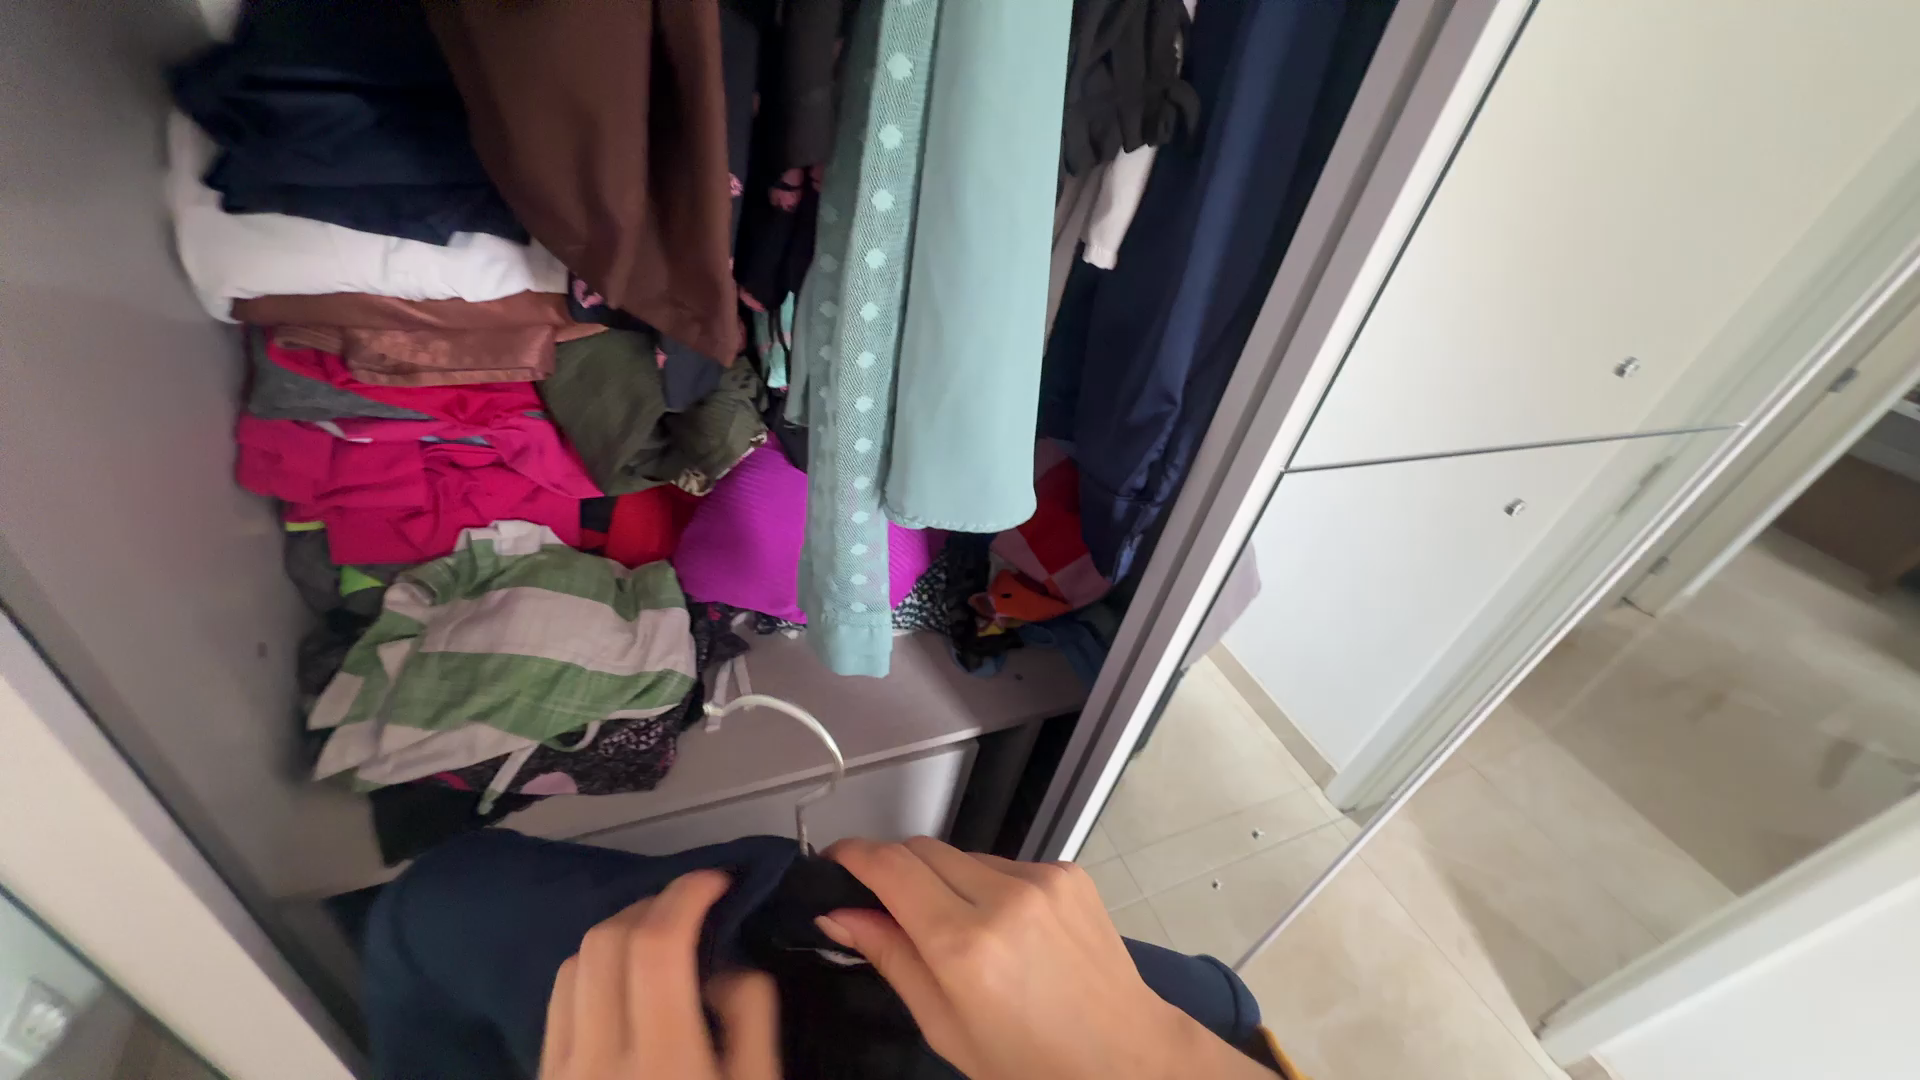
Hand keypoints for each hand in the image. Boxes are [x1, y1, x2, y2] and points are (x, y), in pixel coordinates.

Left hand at [540, 870, 779, 1079]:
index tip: (721, 879)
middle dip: (657, 901)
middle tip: (699, 904)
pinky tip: (628, 982)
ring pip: (576, 962)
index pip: (657, 943)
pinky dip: (595, 966)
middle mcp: (595, 1062)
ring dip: (623, 930)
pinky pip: (560, 999)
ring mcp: (559, 1077)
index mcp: (660, 1062)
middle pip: (608, 939)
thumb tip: (723, 957)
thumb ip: (750, 1010)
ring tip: (664, 936)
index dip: (688, 892)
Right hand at [820, 837, 1271, 1079]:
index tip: (835, 859)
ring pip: (962, 854)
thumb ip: (891, 958)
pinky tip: (1006, 927)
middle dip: (895, 867)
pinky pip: (1004, 862)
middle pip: (922, 848)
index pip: (891, 867)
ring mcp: (1041, 877)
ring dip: (944, 879)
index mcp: (966, 945)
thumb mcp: (946, 1027)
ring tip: (960, 930)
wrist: (1127, 1057)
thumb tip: (839, 913)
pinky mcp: (1066, 870)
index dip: (854, 854)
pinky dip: (989, 885)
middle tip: (886, 903)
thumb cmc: (1031, 1065)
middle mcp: (1003, 896)